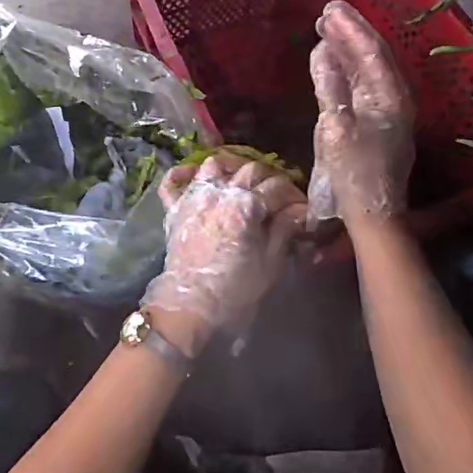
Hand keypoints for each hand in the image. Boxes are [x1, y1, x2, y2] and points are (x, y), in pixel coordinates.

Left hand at [142, 154, 306, 349]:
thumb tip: (298, 209)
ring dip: (231, 167)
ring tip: (240, 179)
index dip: (293, 194)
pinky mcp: (174, 209)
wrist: (191, 308)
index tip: (300, 206)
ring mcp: (193, 197)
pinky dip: (182, 173)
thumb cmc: (236, 291)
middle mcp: (219, 192)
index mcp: (247, 205)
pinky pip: (172, 181)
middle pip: (250, 169)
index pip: (277, 186)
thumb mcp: (271, 263)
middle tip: (276, 194)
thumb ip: (284, 230)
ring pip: (212, 164)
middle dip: (268, 178)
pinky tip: (194, 174)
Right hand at [309, 0, 414, 222]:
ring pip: (366, 70)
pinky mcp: (376, 122)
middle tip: (327, 11)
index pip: (370, 51)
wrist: (372, 213)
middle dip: (350, 32)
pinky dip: (345, 70)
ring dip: (346, 49)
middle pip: (372, 55)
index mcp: (390, 96)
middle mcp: (393, 98)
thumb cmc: (355, 172)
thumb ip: (330, 86)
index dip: (350, 28)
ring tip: (326, 29)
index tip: (330, 8)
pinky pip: (361, 85)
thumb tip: (322, 50)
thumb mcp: (336, 128)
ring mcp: (386, 110)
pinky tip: (331, 62)